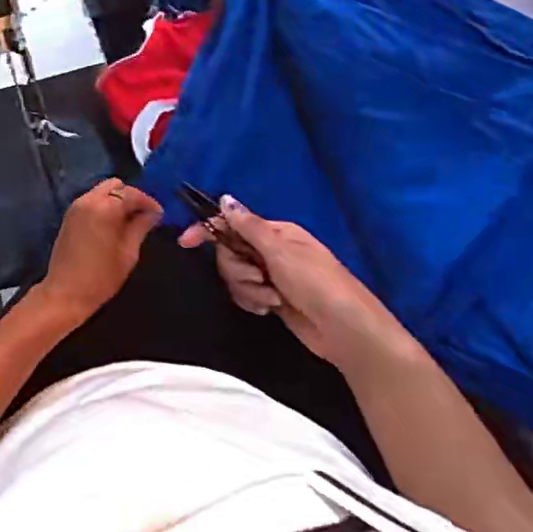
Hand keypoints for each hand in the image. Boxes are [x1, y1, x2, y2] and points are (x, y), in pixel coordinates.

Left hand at [31, 178, 163, 325]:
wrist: (66, 291)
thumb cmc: (101, 276)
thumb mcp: (128, 252)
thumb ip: (140, 227)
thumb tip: (152, 214)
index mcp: (104, 207)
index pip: (131, 192)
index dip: (148, 202)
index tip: (160, 215)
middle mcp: (87, 200)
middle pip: (114, 185)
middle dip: (131, 196)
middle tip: (144, 215)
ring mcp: (75, 207)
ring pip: (101, 191)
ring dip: (117, 200)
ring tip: (131, 221)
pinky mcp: (69, 216)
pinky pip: (91, 201)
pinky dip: (104, 206)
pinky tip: (114, 224)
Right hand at [180, 197, 421, 375]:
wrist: (347, 332)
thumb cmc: (318, 285)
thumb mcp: (281, 252)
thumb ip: (248, 226)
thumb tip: (224, 199)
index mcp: (277, 233)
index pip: (231, 224)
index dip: (206, 231)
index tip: (186, 242)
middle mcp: (271, 251)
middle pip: (227, 252)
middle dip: (237, 269)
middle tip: (258, 278)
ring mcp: (271, 275)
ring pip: (234, 276)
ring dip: (247, 289)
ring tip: (272, 299)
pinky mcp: (270, 298)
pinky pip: (243, 294)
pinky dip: (252, 301)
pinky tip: (271, 309)